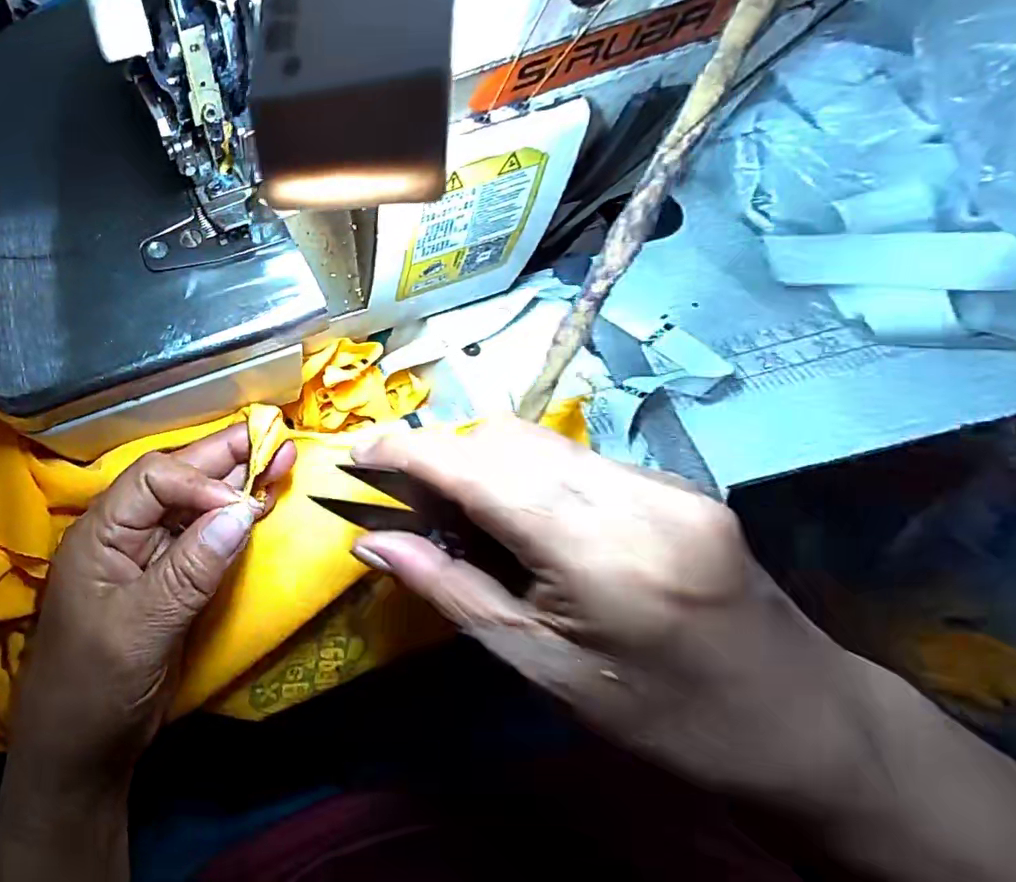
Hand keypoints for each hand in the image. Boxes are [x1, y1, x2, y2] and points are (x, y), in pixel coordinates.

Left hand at [0, 423, 293, 881]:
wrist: (78, 749)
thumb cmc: (94, 686)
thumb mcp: (140, 628)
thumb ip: (189, 569)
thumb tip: (243, 511)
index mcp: (100, 531)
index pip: (152, 480)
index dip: (200, 481)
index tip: (245, 502)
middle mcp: (121, 533)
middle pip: (173, 483)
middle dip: (222, 461)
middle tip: (275, 437)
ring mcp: (143, 557)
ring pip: (189, 508)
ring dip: (231, 487)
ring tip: (277, 461)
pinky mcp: (164, 583)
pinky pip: (198, 542)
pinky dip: (228, 525)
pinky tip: (256, 509)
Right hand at [347, 419, 865, 805]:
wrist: (811, 729)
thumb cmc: (657, 713)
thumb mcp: (536, 661)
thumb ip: (445, 587)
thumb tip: (367, 542)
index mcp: (603, 552)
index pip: (477, 469)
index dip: (406, 451)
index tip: (354, 456)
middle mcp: (638, 499)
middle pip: (502, 438)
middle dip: (438, 454)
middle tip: (404, 496)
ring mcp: (666, 484)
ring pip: (533, 438)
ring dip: (476, 459)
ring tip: (459, 509)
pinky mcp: (675, 482)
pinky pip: (569, 454)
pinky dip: (521, 470)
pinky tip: (522, 516)